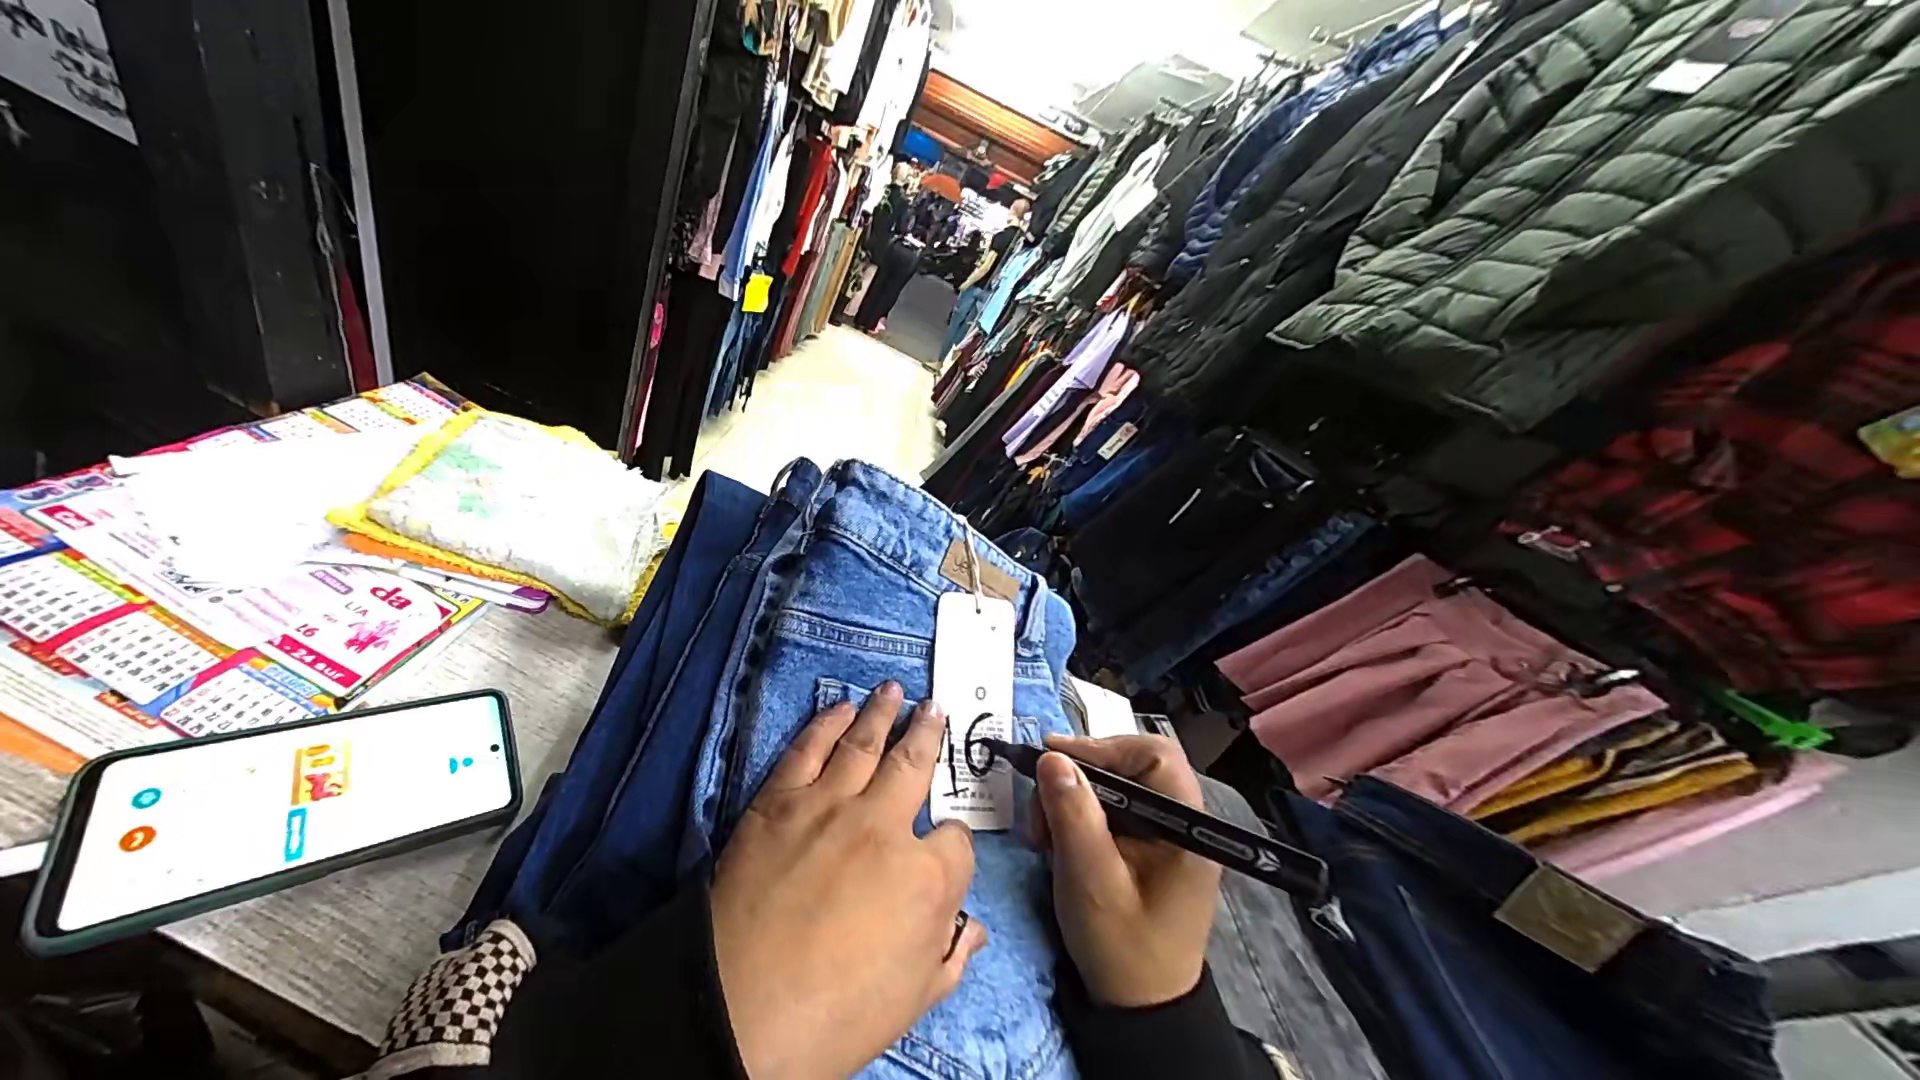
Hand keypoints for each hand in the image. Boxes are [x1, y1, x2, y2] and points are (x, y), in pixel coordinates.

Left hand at [711, 684, 986, 1079]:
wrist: (735, 1012)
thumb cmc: (833, 1017)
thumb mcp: (912, 1000)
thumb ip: (950, 956)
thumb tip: (972, 928)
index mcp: (926, 877)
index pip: (956, 841)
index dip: (952, 845)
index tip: (943, 851)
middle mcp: (885, 825)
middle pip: (914, 764)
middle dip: (927, 733)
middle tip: (933, 706)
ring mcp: (830, 805)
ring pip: (865, 743)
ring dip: (882, 713)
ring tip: (893, 691)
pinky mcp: (780, 801)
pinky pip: (809, 749)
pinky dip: (826, 724)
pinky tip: (840, 708)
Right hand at [1028, 734, 1220, 1007]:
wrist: (1138, 1008)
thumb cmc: (1122, 948)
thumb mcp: (1090, 880)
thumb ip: (1073, 815)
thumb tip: (1052, 758)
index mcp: (1185, 826)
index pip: (1153, 755)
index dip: (1104, 747)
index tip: (1055, 759)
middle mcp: (1178, 820)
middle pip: (1127, 765)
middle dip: (1078, 778)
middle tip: (1041, 805)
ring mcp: (1160, 832)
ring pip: (1110, 784)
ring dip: (1069, 799)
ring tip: (1043, 835)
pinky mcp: (1142, 843)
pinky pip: (1106, 808)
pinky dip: (1075, 816)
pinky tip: (1054, 842)